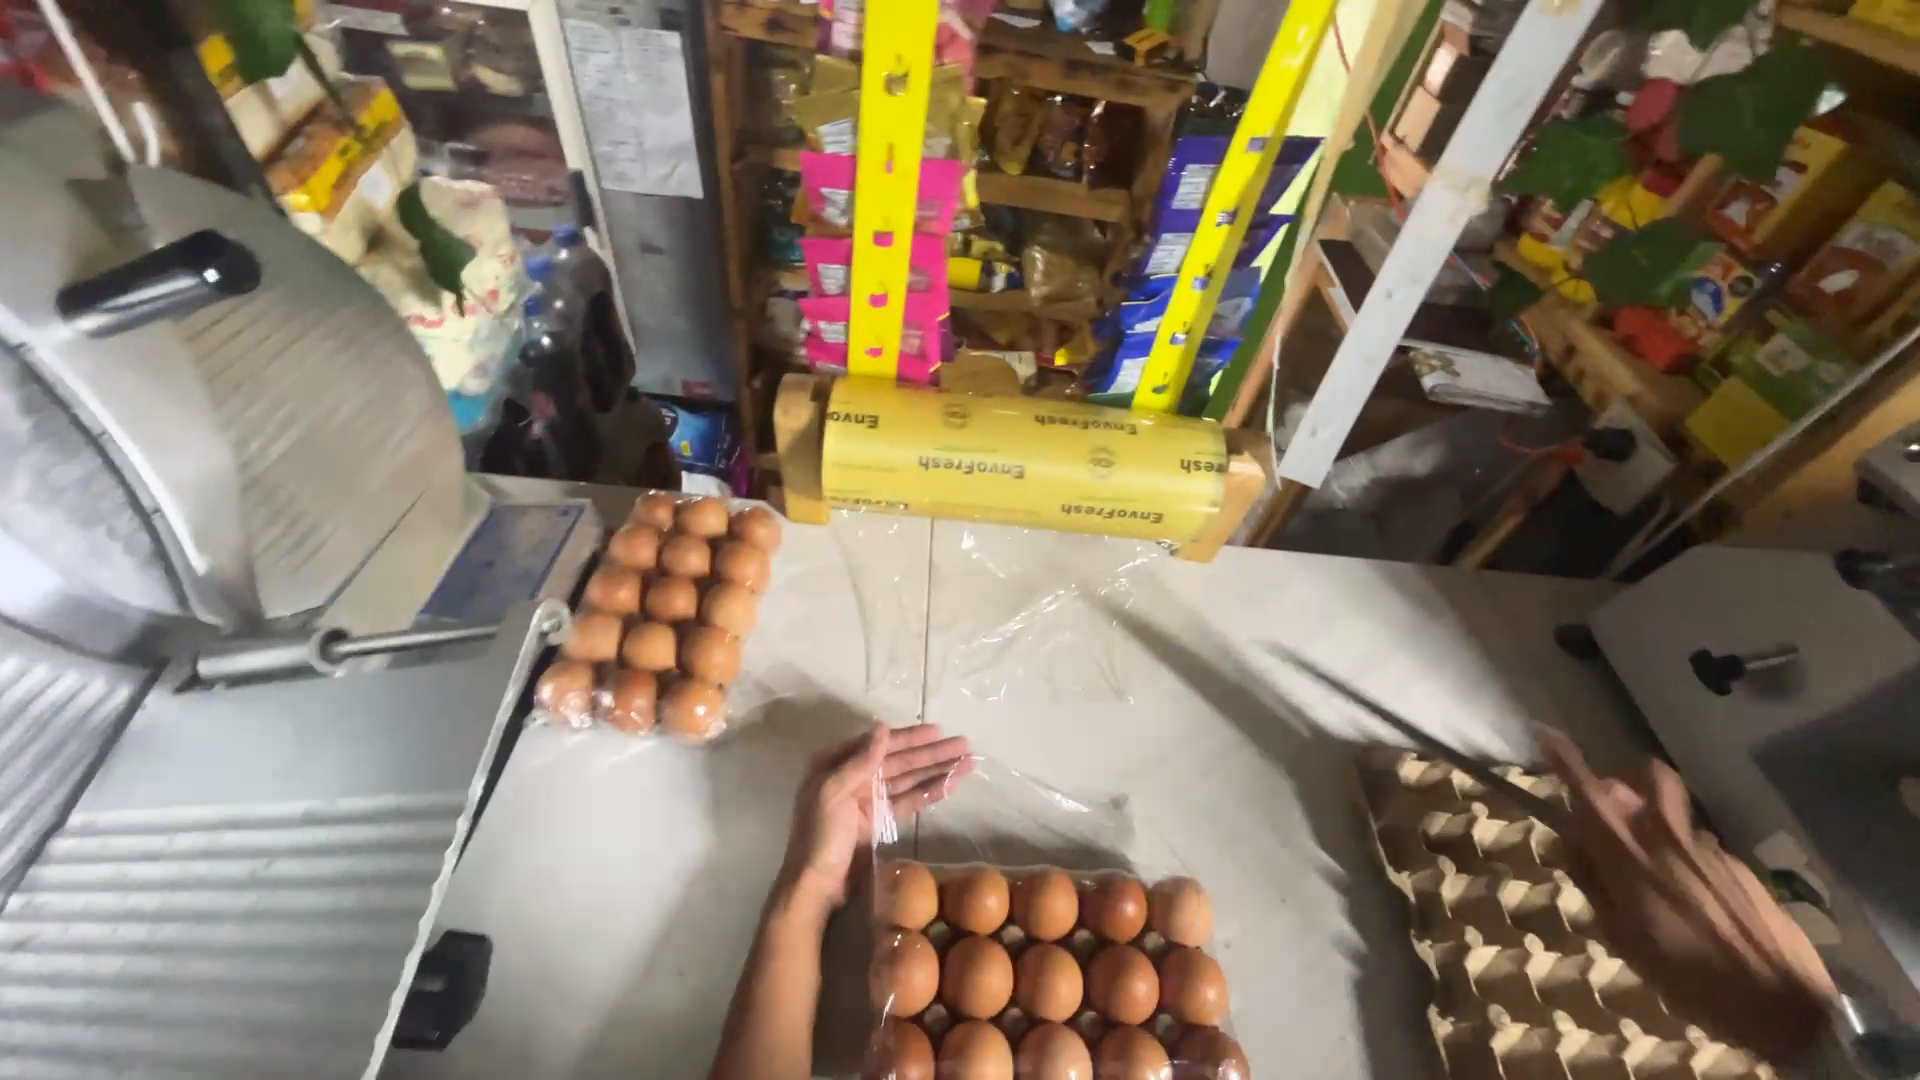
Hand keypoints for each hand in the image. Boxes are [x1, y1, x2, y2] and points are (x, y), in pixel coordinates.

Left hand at [780, 723, 972, 912]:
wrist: (815, 885)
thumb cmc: (818, 835)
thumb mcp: (833, 792)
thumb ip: (860, 760)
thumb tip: (883, 726)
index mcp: (837, 763)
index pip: (880, 744)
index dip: (910, 737)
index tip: (937, 731)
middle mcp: (855, 776)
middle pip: (900, 761)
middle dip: (932, 753)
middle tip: (964, 744)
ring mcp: (869, 799)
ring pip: (909, 779)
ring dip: (937, 770)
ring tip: (967, 762)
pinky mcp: (881, 820)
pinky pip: (909, 801)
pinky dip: (930, 792)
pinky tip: (951, 783)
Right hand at [1536, 727, 1835, 1064]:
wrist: (1789, 1013)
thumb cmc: (1686, 977)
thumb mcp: (1620, 936)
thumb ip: (1593, 881)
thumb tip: (1573, 842)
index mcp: (1627, 856)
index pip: (1589, 790)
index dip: (1565, 758)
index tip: (1545, 734)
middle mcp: (1667, 840)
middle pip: (1647, 778)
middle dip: (1623, 781)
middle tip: (1610, 807)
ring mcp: (1711, 852)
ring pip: (1673, 817)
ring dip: (1656, 826)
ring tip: (1656, 869)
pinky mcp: (1744, 870)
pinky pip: (1702, 850)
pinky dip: (1687, 861)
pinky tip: (1696, 903)